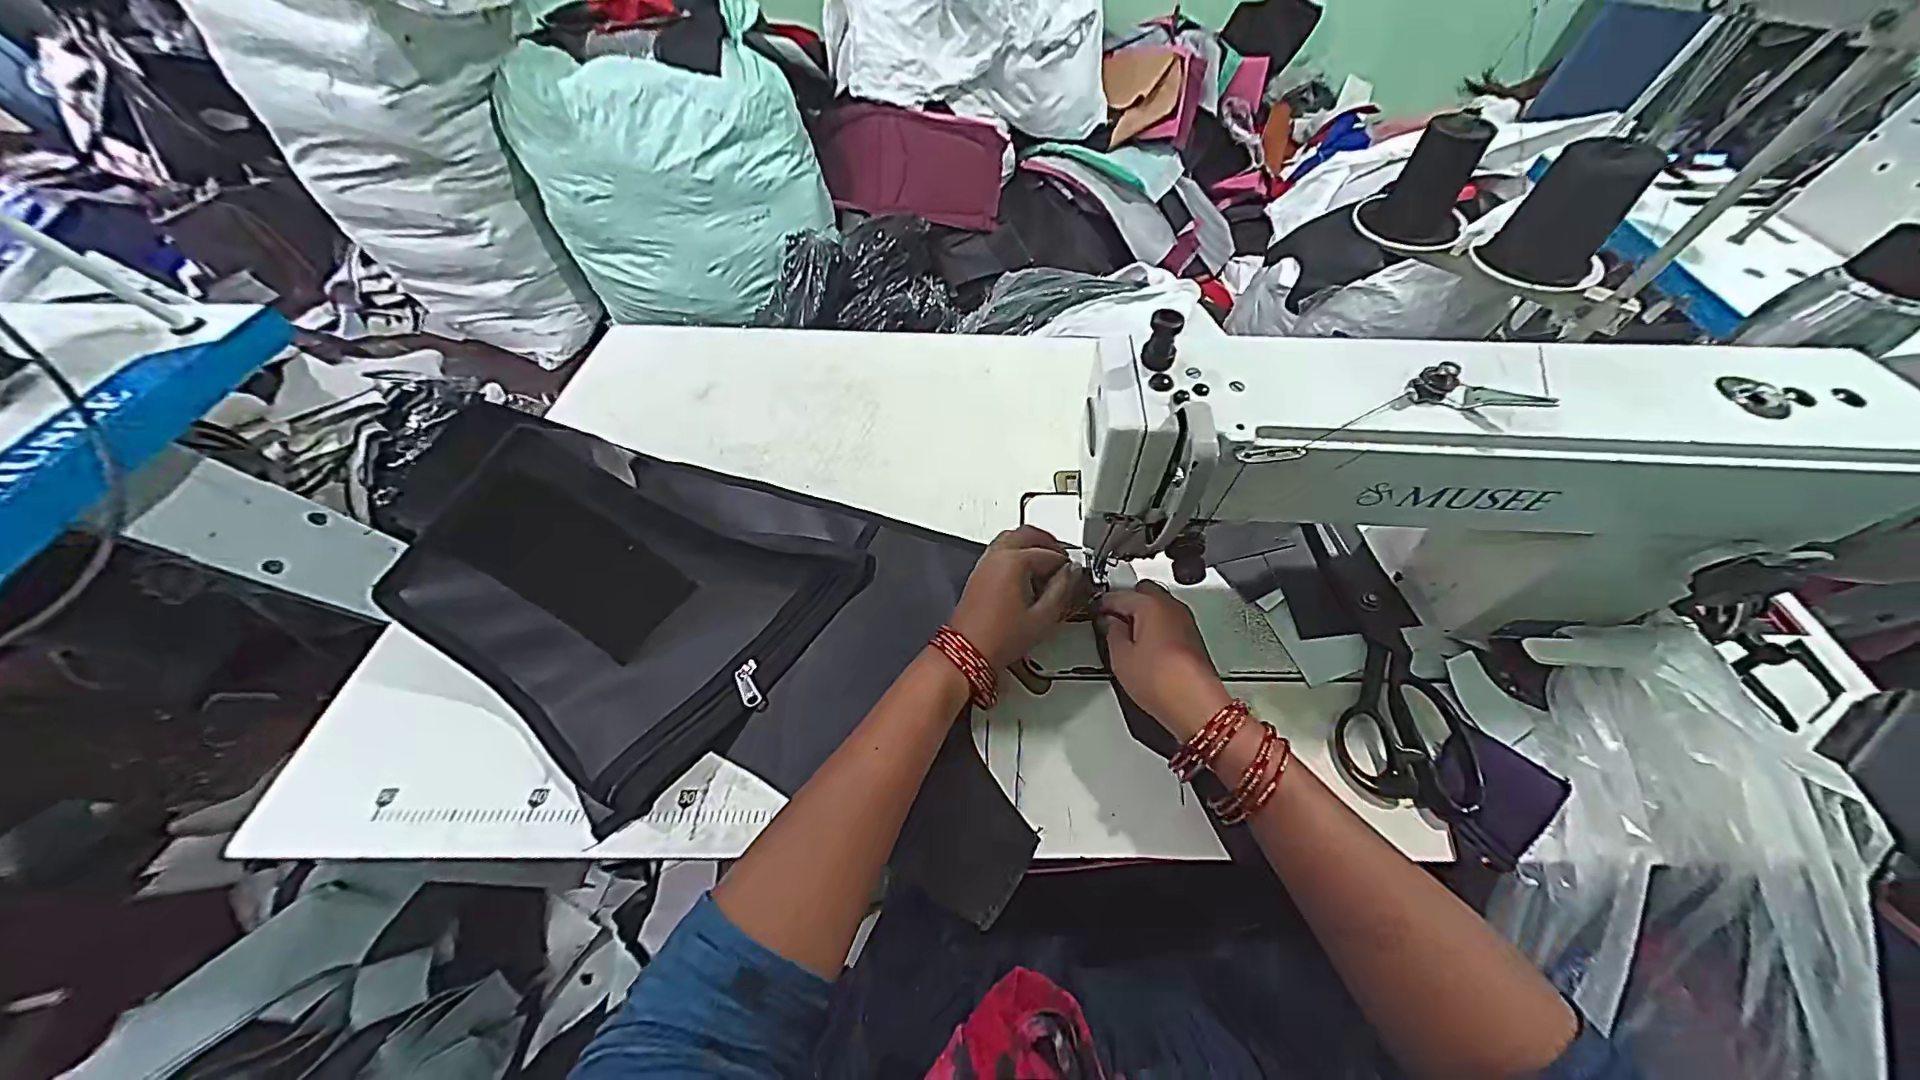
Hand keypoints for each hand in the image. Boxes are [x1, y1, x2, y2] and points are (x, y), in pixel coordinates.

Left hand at [949, 526, 1079, 667]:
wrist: (970, 650)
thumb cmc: (998, 637)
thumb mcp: (1043, 616)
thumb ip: (1062, 589)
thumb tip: (1071, 574)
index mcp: (1014, 562)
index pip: (1050, 553)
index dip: (1067, 564)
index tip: (1074, 575)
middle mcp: (997, 557)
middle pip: (1027, 534)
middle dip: (1048, 543)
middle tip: (1062, 558)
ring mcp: (985, 564)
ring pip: (1011, 539)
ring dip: (1031, 545)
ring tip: (1046, 564)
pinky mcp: (979, 574)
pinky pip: (1000, 552)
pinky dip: (1016, 554)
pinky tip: (1026, 574)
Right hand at [1096, 581, 1230, 741]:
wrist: (1196, 705)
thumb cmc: (1163, 681)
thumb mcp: (1120, 657)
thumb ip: (1111, 633)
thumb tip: (1110, 625)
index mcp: (1151, 604)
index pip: (1119, 595)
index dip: (1103, 603)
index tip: (1096, 611)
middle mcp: (1172, 607)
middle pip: (1143, 592)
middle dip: (1126, 603)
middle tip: (1111, 619)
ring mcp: (1186, 621)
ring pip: (1158, 606)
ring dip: (1143, 615)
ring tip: (1127, 637)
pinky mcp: (1193, 638)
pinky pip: (1169, 622)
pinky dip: (1156, 627)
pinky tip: (1146, 647)